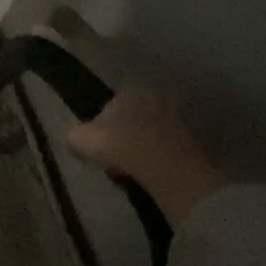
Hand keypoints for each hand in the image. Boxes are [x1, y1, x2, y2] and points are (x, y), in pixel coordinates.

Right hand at [66, 86, 230, 226]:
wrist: (163, 164)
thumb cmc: (117, 144)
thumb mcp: (79, 139)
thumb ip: (73, 135)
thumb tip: (75, 139)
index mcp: (129, 89)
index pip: (110, 104)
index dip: (101, 126)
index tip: (97, 146)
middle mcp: (155, 96)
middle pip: (132, 119)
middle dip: (122, 137)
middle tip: (112, 160)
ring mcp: (177, 117)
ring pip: (149, 135)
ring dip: (140, 150)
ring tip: (130, 172)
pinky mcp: (191, 140)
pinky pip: (165, 150)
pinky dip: (156, 161)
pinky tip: (148, 176)